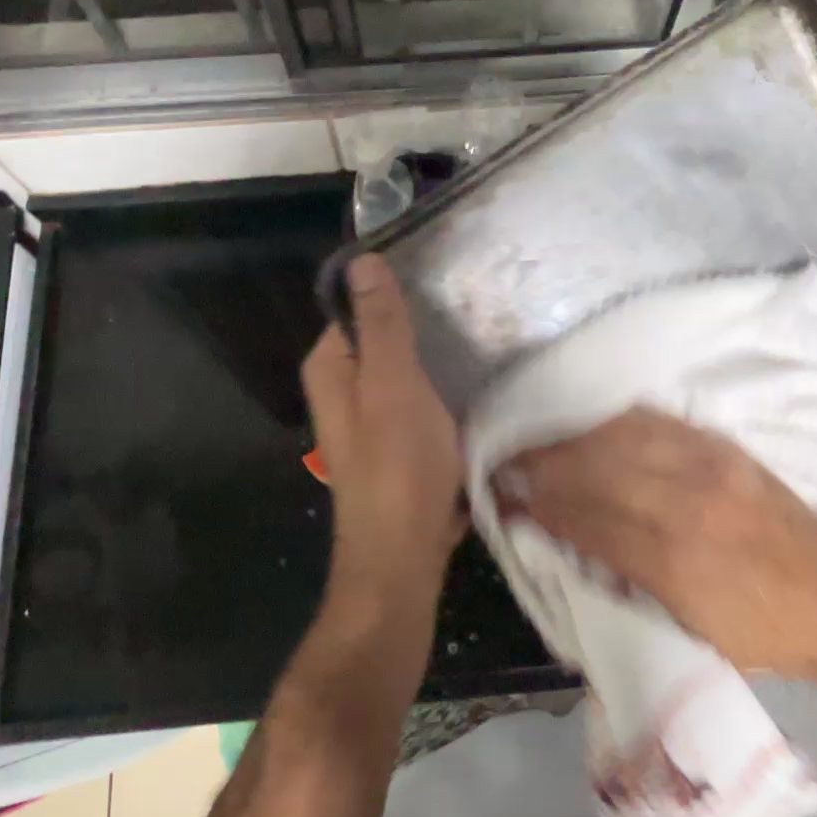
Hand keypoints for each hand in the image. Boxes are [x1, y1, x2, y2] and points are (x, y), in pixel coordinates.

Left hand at [302, 255, 465, 607]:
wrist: (404, 557)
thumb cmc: (398, 467)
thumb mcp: (393, 385)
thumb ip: (381, 324)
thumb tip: (361, 260)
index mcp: (330, 368)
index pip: (357, 305)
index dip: (396, 288)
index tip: (446, 274)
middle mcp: (343, 389)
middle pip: (383, 337)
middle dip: (425, 323)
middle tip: (477, 305)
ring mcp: (372, 419)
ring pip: (408, 370)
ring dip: (440, 358)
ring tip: (486, 335)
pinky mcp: (398, 445)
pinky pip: (422, 401)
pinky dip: (444, 392)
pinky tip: (478, 383)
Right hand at [497, 408, 816, 681]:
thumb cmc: (764, 633)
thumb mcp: (687, 632)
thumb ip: (623, 584)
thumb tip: (563, 546)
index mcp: (673, 563)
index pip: (584, 520)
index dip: (537, 506)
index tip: (502, 497)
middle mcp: (686, 505)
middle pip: (594, 468)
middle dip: (541, 462)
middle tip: (504, 461)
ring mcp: (708, 468)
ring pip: (619, 436)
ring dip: (570, 435)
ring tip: (536, 438)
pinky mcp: (725, 448)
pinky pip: (656, 421)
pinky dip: (613, 420)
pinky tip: (590, 422)